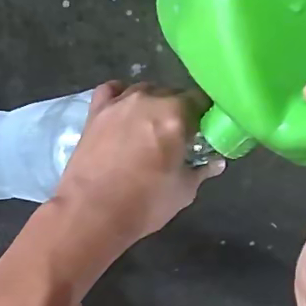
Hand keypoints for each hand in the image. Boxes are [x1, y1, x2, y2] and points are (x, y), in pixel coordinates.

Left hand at [53, 81, 223, 253]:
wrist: (89, 213)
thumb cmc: (143, 205)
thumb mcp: (182, 192)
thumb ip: (201, 171)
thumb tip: (215, 162)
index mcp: (176, 115)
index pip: (200, 101)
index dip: (204, 116)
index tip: (202, 133)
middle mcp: (148, 100)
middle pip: (171, 94)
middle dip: (177, 112)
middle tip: (175, 138)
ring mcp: (118, 103)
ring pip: (143, 92)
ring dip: (150, 105)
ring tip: (147, 130)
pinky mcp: (94, 112)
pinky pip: (111, 91)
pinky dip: (119, 96)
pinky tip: (122, 113)